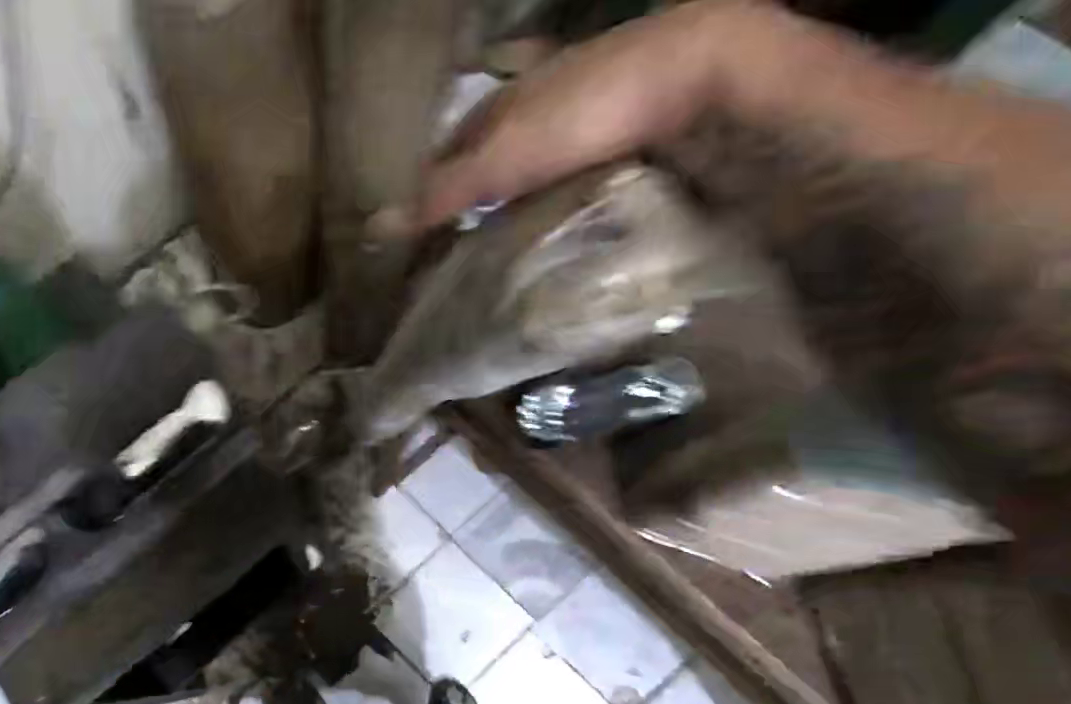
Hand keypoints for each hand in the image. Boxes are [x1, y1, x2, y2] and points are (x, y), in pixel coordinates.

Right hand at [408, 0, 771, 229]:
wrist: (697, 74)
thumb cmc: (587, 110)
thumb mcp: (503, 159)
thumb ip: (442, 192)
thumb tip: (373, 228)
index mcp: (502, 104)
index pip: (447, 154)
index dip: (429, 194)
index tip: (419, 243)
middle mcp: (536, 109)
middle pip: (489, 165)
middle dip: (472, 205)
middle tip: (459, 261)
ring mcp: (580, 124)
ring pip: (530, 176)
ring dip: (514, 212)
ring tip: (500, 261)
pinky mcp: (619, 144)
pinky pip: (571, 184)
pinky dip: (555, 209)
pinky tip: (552, 236)